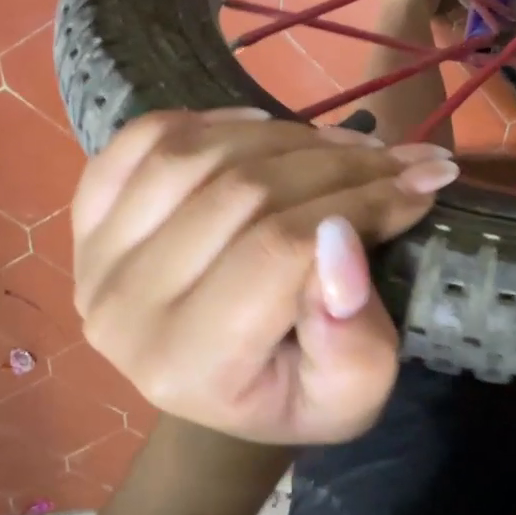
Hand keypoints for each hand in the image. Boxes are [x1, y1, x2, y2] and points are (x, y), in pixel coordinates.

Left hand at [69, 110, 458, 444]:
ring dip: (291, 135)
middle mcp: (122, 308)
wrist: (226, 388)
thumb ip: (352, 336)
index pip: (279, 251)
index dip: (362, 204)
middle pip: (244, 193)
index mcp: (188, 364)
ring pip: (202, 154)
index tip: (427, 183)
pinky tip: (263, 130)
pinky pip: (145, 139)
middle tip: (405, 159)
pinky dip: (211, 120)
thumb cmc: (299, 394)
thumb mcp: (353, 392)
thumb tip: (342, 236)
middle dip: (342, 164)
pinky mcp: (88, 218)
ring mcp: (95, 256)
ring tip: (352, 147)